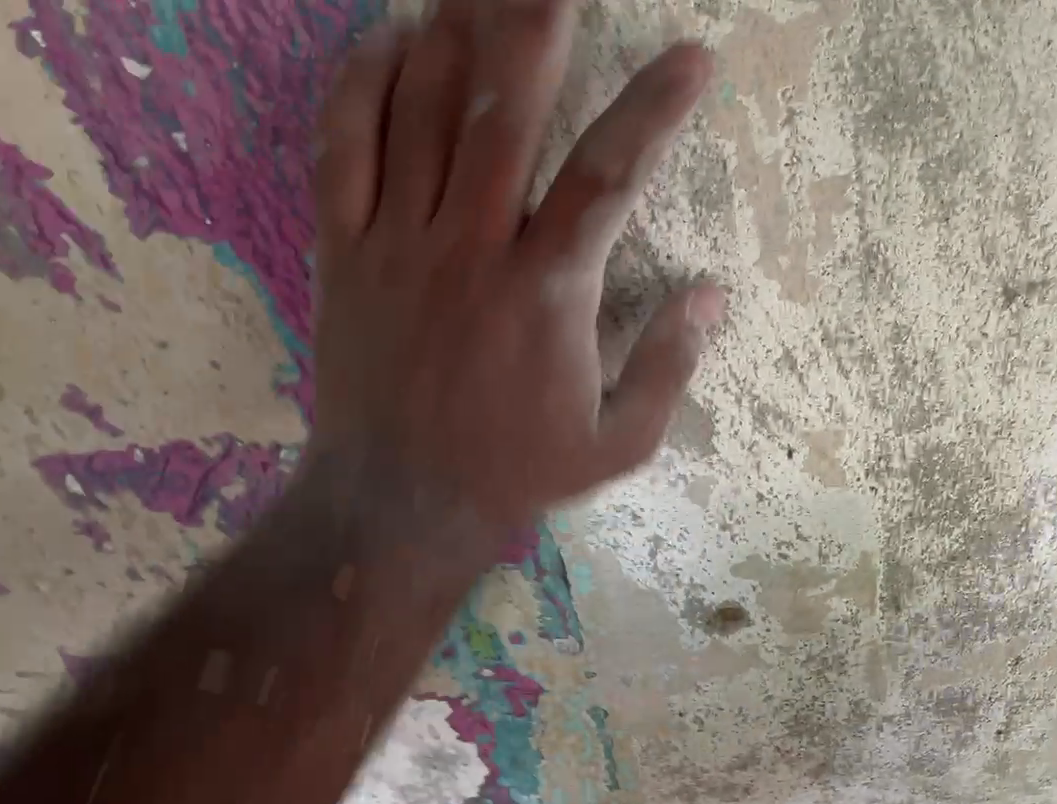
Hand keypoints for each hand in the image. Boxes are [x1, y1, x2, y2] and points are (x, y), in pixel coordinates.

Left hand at [307, 0, 722, 543]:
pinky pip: (343, 147)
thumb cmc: (524, 472)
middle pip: (504, 112)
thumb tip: (713, 294)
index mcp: (550, 292)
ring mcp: (401, 242)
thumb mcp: (623, 441)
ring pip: (422, 112)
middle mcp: (474, 248)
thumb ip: (670, 364)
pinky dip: (362, 83)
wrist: (402, 502)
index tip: (694, 58)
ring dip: (454, 31)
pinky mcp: (345, 251)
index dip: (657, 110)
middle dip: (536, 25)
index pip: (612, 177)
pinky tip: (387, 37)